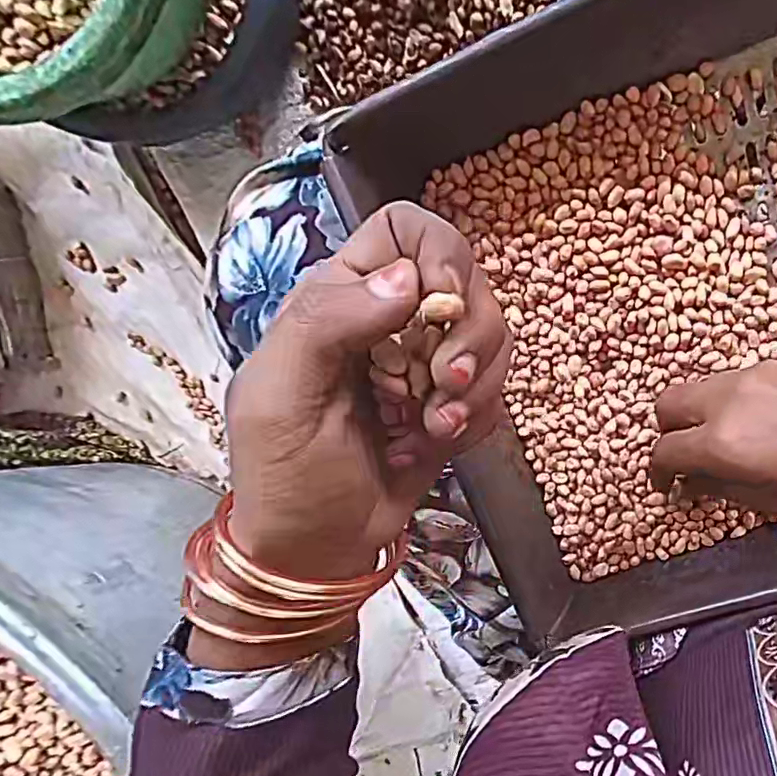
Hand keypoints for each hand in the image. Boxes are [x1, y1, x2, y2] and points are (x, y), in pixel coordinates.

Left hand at [223, 202, 509, 584]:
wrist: (319, 545)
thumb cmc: (285, 473)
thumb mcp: (281, 395)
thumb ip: (327, 322)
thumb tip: (408, 281)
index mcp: (342, 298)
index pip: (407, 230)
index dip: (439, 252)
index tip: (445, 306)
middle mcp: (394, 320)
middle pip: (470, 283)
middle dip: (469, 340)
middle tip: (442, 388)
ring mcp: (430, 364)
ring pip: (493, 338)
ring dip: (475, 387)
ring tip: (433, 429)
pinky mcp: (456, 404)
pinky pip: (494, 390)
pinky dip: (476, 419)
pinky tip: (434, 444)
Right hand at [648, 361, 776, 518]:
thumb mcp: (770, 500)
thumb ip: (718, 487)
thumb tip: (691, 482)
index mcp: (723, 442)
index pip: (665, 451)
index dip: (658, 473)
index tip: (666, 485)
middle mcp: (727, 399)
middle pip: (667, 405)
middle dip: (668, 432)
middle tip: (687, 456)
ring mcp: (752, 374)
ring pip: (700, 388)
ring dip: (698, 414)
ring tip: (725, 440)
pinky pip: (733, 380)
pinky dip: (728, 401)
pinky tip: (758, 422)